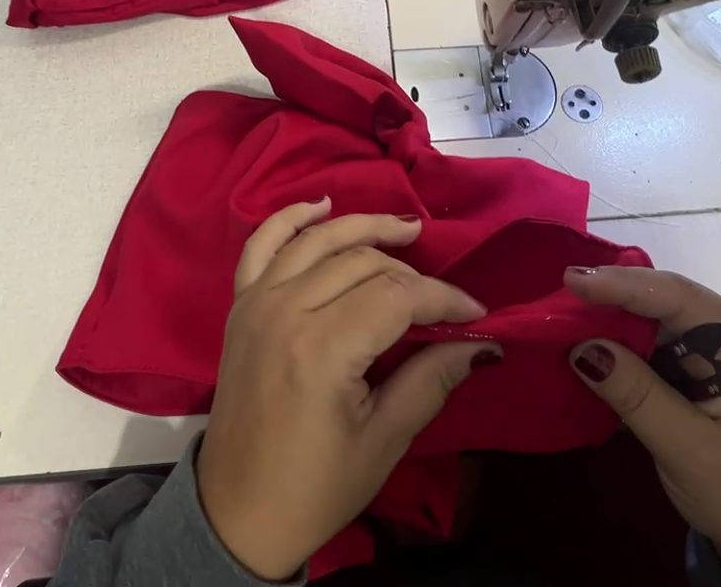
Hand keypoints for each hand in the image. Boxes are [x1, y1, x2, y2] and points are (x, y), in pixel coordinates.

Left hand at [197, 198, 499, 580]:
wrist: (236, 514)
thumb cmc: (315, 487)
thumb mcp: (383, 441)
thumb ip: (432, 380)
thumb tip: (484, 344)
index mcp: (321, 349)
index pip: (397, 296)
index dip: (443, 299)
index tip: (477, 314)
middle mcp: (285, 311)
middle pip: (363, 264)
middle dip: (413, 275)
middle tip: (445, 300)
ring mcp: (256, 303)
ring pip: (320, 242)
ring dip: (364, 228)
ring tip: (407, 228)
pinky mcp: (240, 307)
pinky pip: (262, 246)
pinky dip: (290, 220)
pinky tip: (322, 205)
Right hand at [565, 267, 720, 586]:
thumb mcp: (693, 454)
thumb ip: (640, 398)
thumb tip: (583, 348)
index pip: (681, 298)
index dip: (626, 285)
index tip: (573, 282)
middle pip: (663, 295)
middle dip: (612, 289)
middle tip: (557, 290)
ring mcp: (705, 350)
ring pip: (650, 312)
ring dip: (607, 309)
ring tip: (560, 306)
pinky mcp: (684, 367)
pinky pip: (644, 337)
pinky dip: (611, 333)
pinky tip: (582, 331)